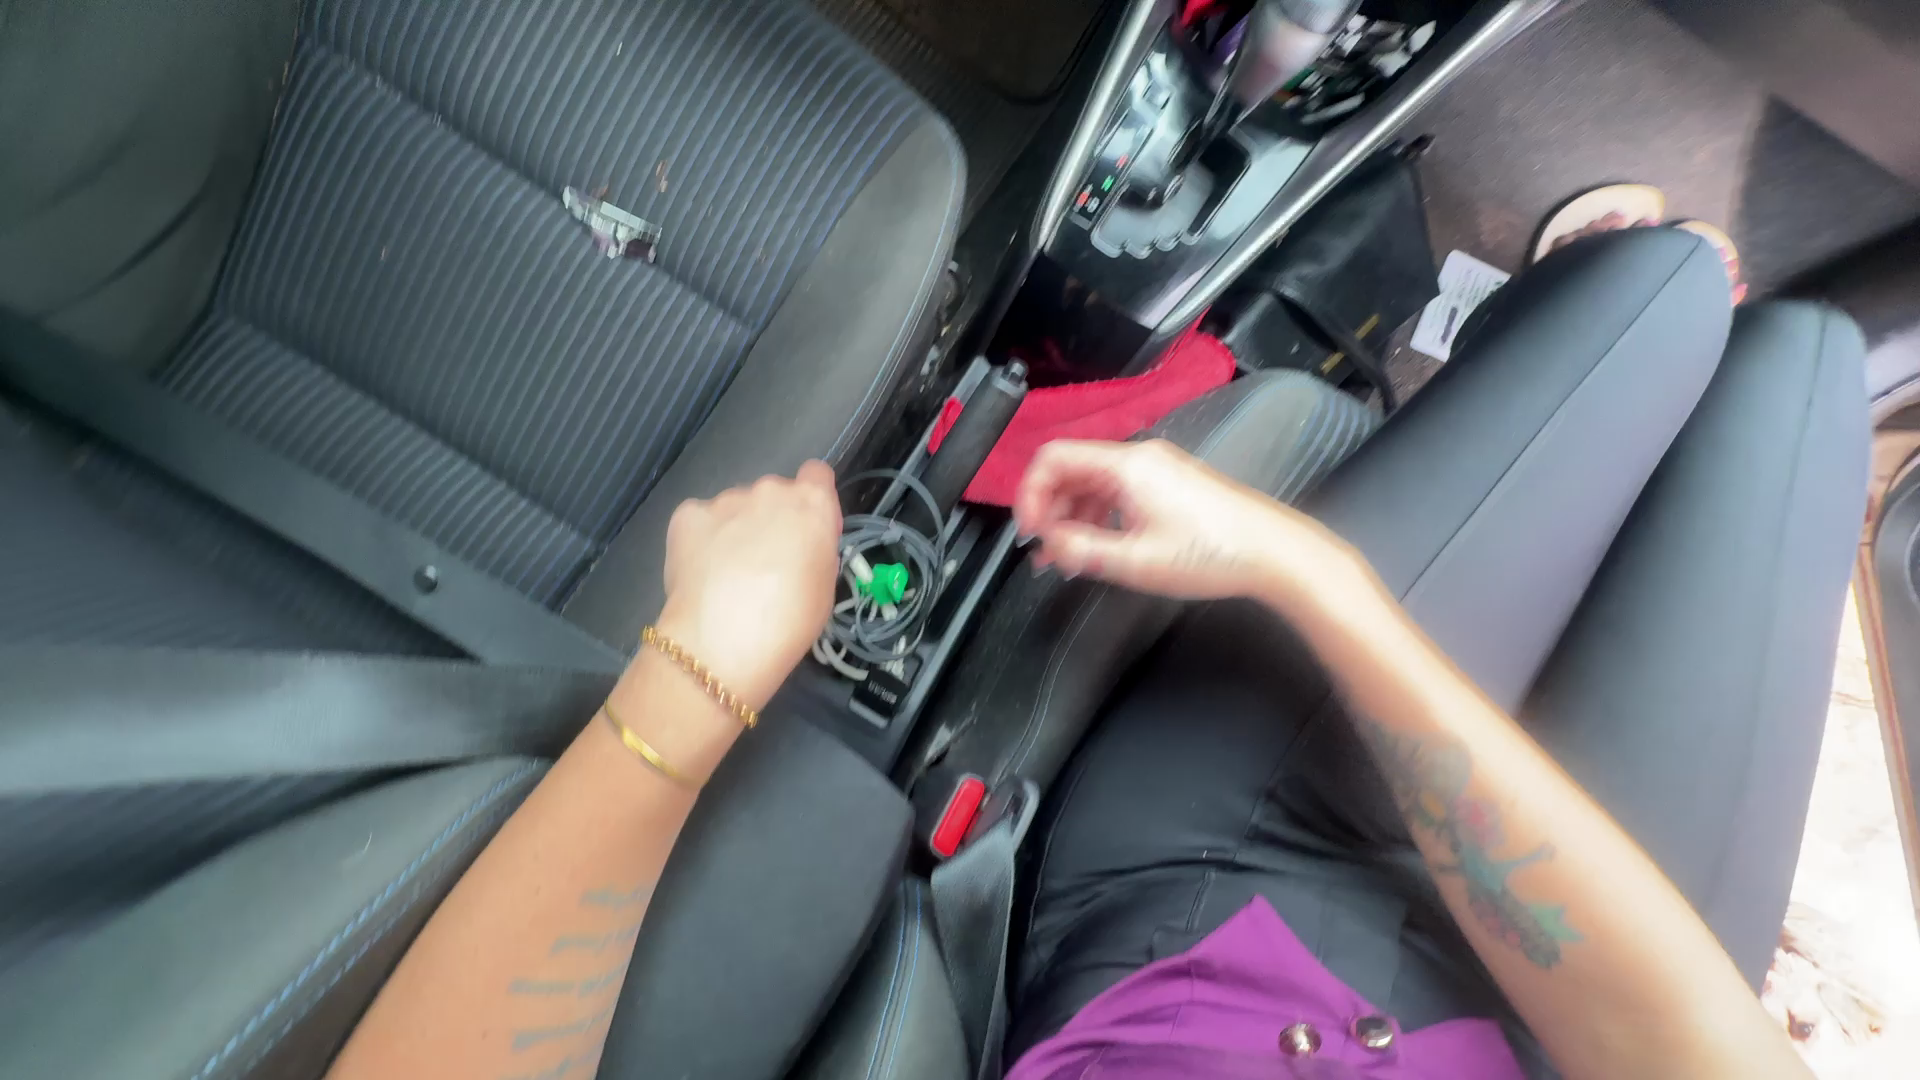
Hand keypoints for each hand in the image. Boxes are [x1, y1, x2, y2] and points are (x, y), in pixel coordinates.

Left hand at [656, 461, 841, 708]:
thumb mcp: (826, 585)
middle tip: (765, 563)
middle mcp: (770, 490)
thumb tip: (801, 545)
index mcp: (811, 504)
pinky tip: (702, 571)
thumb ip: (816, 549)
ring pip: (736, 507)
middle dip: (772, 519)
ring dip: (736, 529)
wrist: (723, 641)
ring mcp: (726, 500)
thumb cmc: (790, 621)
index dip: (812, 501)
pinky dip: (702, 539)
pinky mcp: (687, 514)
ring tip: (727, 574)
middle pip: (774, 494)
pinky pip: (701, 519)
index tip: (807, 531)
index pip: (817, 475)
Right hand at [1013, 439, 1357, 602]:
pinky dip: (1097, 516)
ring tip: (1068, 556)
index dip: (1029, 493)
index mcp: (1126, 466)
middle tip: (1044, 549)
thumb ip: (1082, 551)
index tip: (1028, 530)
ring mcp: (1156, 469)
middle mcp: (1139, 458)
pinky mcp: (1168, 484)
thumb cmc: (1213, 552)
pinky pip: (1116, 491)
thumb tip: (1048, 546)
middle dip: (1049, 508)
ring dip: (1072, 516)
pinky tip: (1098, 546)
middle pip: (1071, 469)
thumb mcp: (1136, 561)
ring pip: (1092, 482)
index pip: (1053, 458)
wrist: (1276, 552)